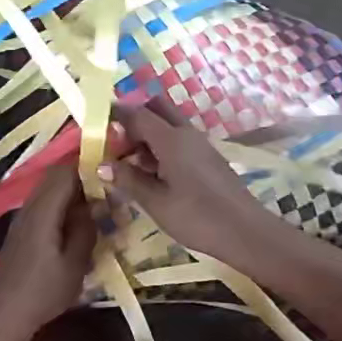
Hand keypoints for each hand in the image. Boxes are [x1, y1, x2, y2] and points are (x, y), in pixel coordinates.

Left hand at [0, 166, 95, 339]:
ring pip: (48, 189)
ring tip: (96, 204)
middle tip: (107, 187)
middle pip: (54, 176)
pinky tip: (75, 220)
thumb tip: (95, 204)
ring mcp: (22, 217)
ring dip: (71, 190)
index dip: (87, 165)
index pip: (64, 172)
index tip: (111, 169)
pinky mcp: (21, 229)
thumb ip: (86, 229)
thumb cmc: (44, 291)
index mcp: (43, 211)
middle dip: (81, 175)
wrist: (6, 313)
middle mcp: (29, 207)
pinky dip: (61, 203)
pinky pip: (43, 203)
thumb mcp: (75, 263)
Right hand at [99, 97, 275, 262]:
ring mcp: (200, 145)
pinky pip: (179, 140)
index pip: (136, 114)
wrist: (246, 233)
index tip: (95, 123)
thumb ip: (128, 180)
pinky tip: (152, 174)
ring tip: (129, 164)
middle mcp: (186, 134)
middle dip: (134, 118)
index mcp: (171, 139)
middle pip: (157, 108)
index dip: (114, 115)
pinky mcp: (208, 158)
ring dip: (147, 135)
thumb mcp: (155, 202)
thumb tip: (101, 165)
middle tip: (116, 143)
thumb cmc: (197, 217)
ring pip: (169, 124)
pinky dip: (161, 147)